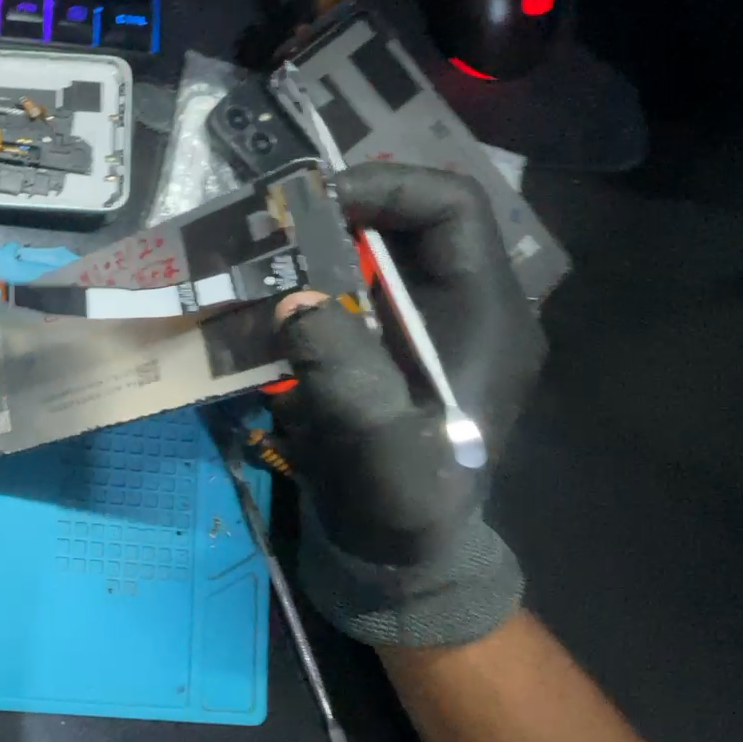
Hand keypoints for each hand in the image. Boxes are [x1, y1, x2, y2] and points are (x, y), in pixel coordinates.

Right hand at [274, 162, 546, 646]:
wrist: (397, 555)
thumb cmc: (403, 501)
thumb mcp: (377, 439)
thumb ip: (342, 365)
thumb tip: (293, 299)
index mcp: (483, 313)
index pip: (451, 208)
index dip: (384, 186)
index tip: (311, 201)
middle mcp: (460, 308)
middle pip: (406, 225)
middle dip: (336, 217)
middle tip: (271, 228)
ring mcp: (422, 331)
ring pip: (371, 259)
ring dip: (313, 255)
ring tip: (259, 260)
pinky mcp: (386, 353)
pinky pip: (348, 298)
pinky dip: (305, 293)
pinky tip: (264, 310)